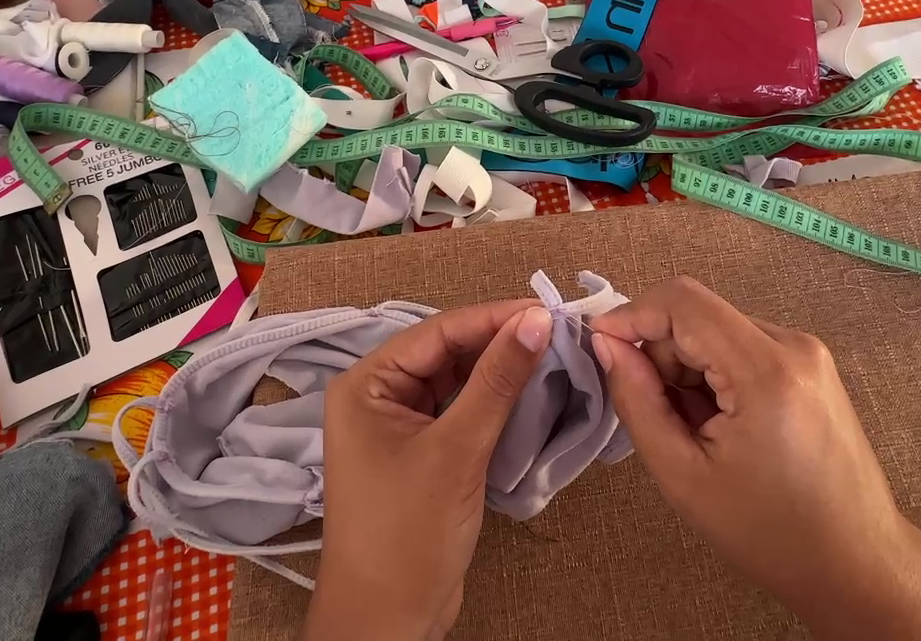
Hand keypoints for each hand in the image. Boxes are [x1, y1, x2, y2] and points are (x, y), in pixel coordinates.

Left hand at [302, 299, 553, 640]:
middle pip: (447, 352)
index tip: (544, 310)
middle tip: (554, 331)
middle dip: (498, 342)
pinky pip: (460, 408)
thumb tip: (536, 320)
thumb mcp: (457, 449)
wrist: (388, 626)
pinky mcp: (422, 450)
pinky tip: (527, 390)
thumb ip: (497, 380)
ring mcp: (400, 424)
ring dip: (498, 370)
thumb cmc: (408, 533)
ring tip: (549, 353)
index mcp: (367, 384)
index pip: (438, 333)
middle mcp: (379, 395)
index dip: (492, 318)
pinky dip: (492, 401)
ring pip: (457, 379)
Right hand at [590, 277, 920, 640]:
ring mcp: (807, 349)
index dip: (632, 314)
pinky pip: (741, 343)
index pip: (684, 301)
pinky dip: (715, 371)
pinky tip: (722, 421)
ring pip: (717, 328)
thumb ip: (637, 401)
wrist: (859, 563)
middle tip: (657, 413)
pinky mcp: (811, 361)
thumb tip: (605, 343)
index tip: (599, 345)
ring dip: (688, 365)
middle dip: (662, 352)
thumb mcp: (684, 476)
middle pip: (699, 314)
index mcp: (766, 370)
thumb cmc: (769, 532)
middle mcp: (793, 343)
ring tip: (697, 428)